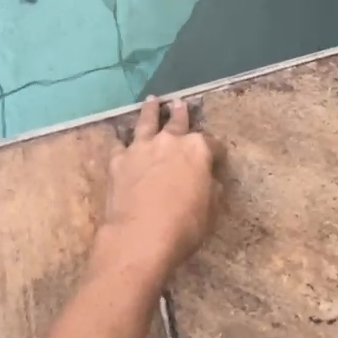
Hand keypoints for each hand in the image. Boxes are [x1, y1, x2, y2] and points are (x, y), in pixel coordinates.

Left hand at [92, 98, 222, 282]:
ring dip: (150, 110)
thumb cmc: (183, 227)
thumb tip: (211, 180)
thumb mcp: (210, 211)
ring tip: (152, 100)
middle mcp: (169, 140)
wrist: (140, 236)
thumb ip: (211, 189)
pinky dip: (122, 142)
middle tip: (179, 103)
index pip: (212, 144)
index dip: (216, 151)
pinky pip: (120, 144)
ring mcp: (141, 147)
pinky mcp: (118, 159)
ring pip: (146, 121)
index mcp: (197, 150)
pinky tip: (121, 141)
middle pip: (177, 122)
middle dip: (180, 113)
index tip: (218, 156)